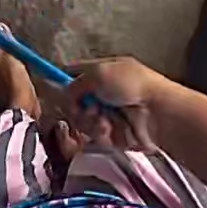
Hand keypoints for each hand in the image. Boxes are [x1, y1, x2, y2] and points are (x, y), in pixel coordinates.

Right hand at [63, 57, 179, 151]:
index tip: (47, 89)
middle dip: (78, 107)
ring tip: (103, 121)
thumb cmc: (131, 84)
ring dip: (90, 122)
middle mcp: (102, 91)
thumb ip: (74, 84)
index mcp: (100, 70)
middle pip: (74, 101)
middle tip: (87, 108)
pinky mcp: (115, 135)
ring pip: (83, 121)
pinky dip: (102, 134)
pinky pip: (96, 137)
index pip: (72, 73)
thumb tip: (63, 95)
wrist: (159, 113)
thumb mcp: (98, 74)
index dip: (60, 81)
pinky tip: (111, 130)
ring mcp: (109, 113)